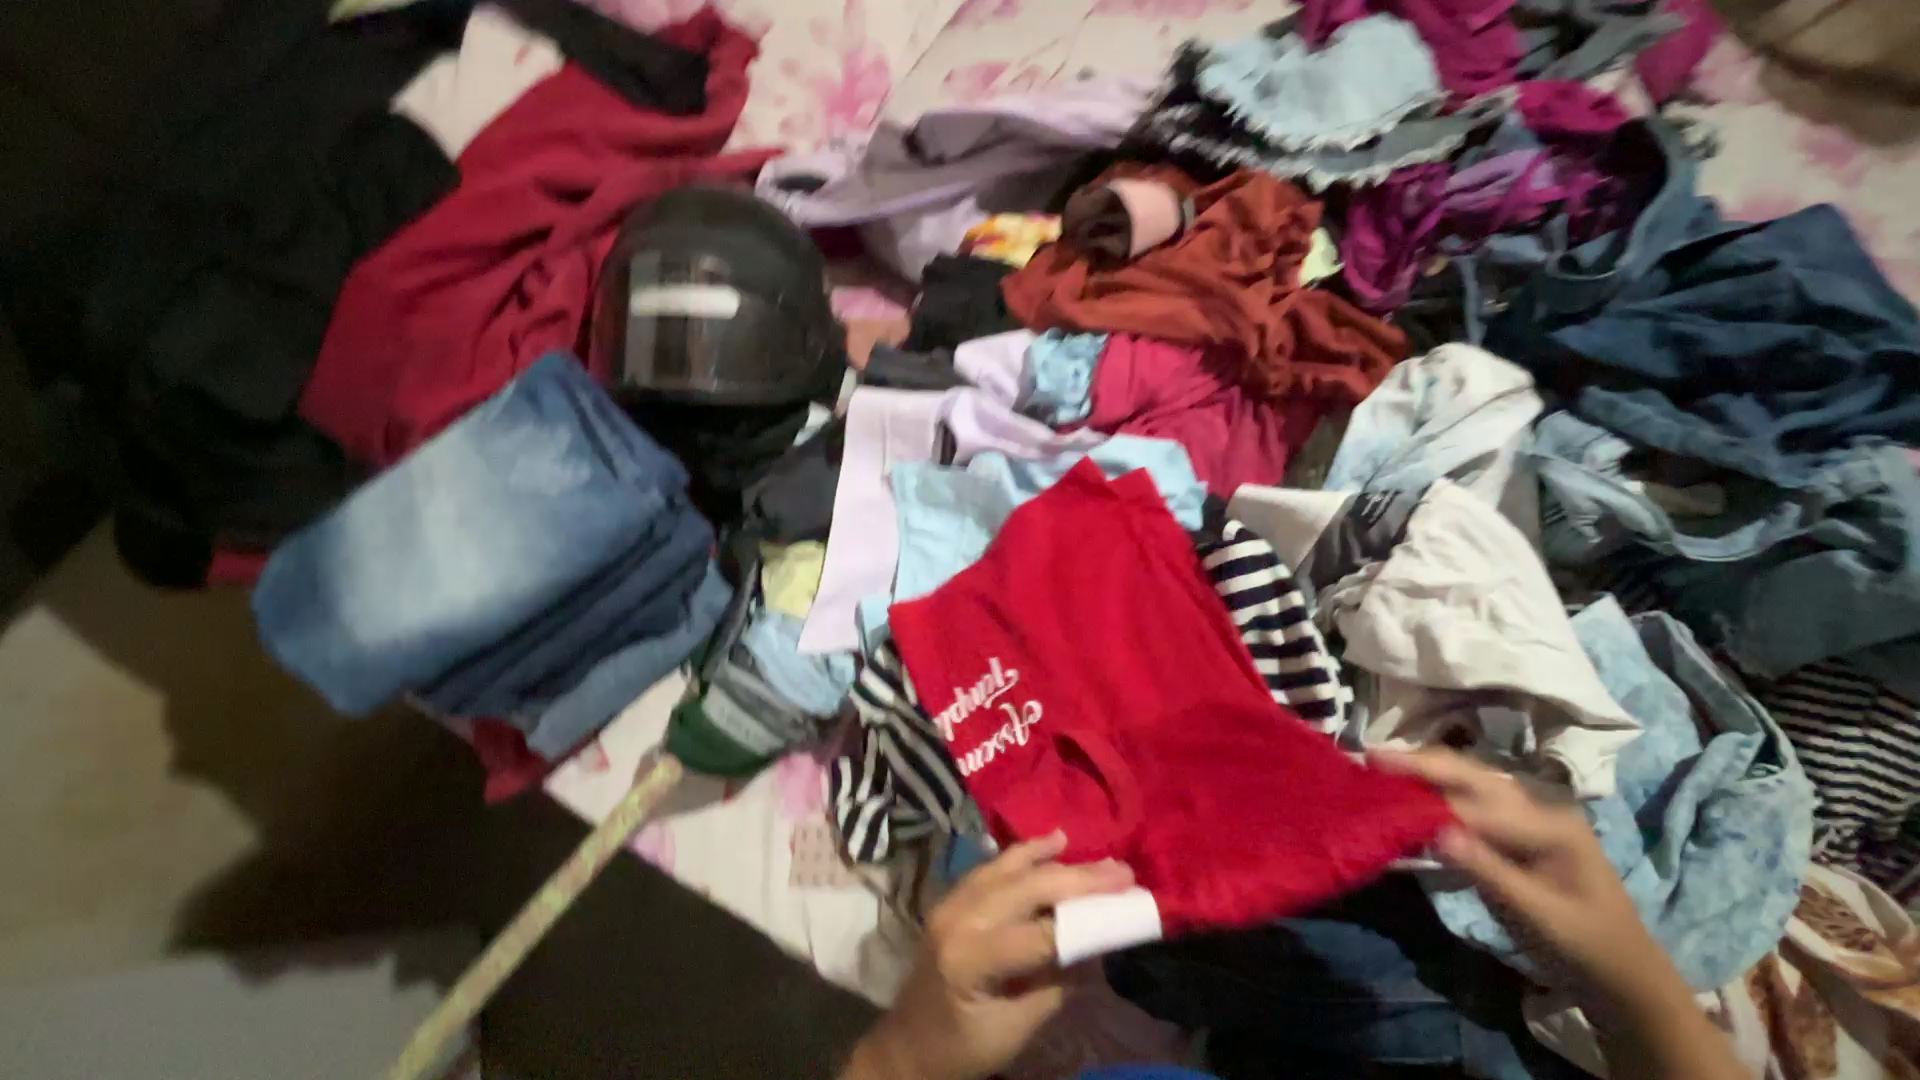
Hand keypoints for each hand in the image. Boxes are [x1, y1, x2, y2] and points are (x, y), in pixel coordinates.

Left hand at [842, 832, 1134, 1079]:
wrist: (906, 1046)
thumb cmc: (961, 1049)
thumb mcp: (1014, 1031)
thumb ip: (1056, 986)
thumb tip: (1097, 946)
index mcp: (971, 958)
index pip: (1040, 934)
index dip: (1085, 920)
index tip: (1126, 904)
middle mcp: (959, 918)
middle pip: (1026, 888)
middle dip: (1078, 878)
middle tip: (1122, 871)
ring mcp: (951, 903)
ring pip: (1009, 868)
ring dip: (1053, 858)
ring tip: (1093, 853)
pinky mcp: (951, 899)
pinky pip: (992, 868)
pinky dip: (1024, 854)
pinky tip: (1050, 843)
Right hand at [1371, 747, 1670, 1003]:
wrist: (1623, 973)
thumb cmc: (1583, 946)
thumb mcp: (1537, 915)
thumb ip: (1488, 870)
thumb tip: (1434, 831)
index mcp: (1551, 826)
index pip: (1476, 805)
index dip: (1427, 795)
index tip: (1380, 785)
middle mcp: (1539, 806)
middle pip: (1471, 773)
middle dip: (1420, 763)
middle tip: (1369, 756)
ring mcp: (1528, 813)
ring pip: (1468, 778)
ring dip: (1424, 769)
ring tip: (1380, 763)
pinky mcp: (1515, 826)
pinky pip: (1470, 796)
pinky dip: (1436, 787)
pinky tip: (1409, 787)